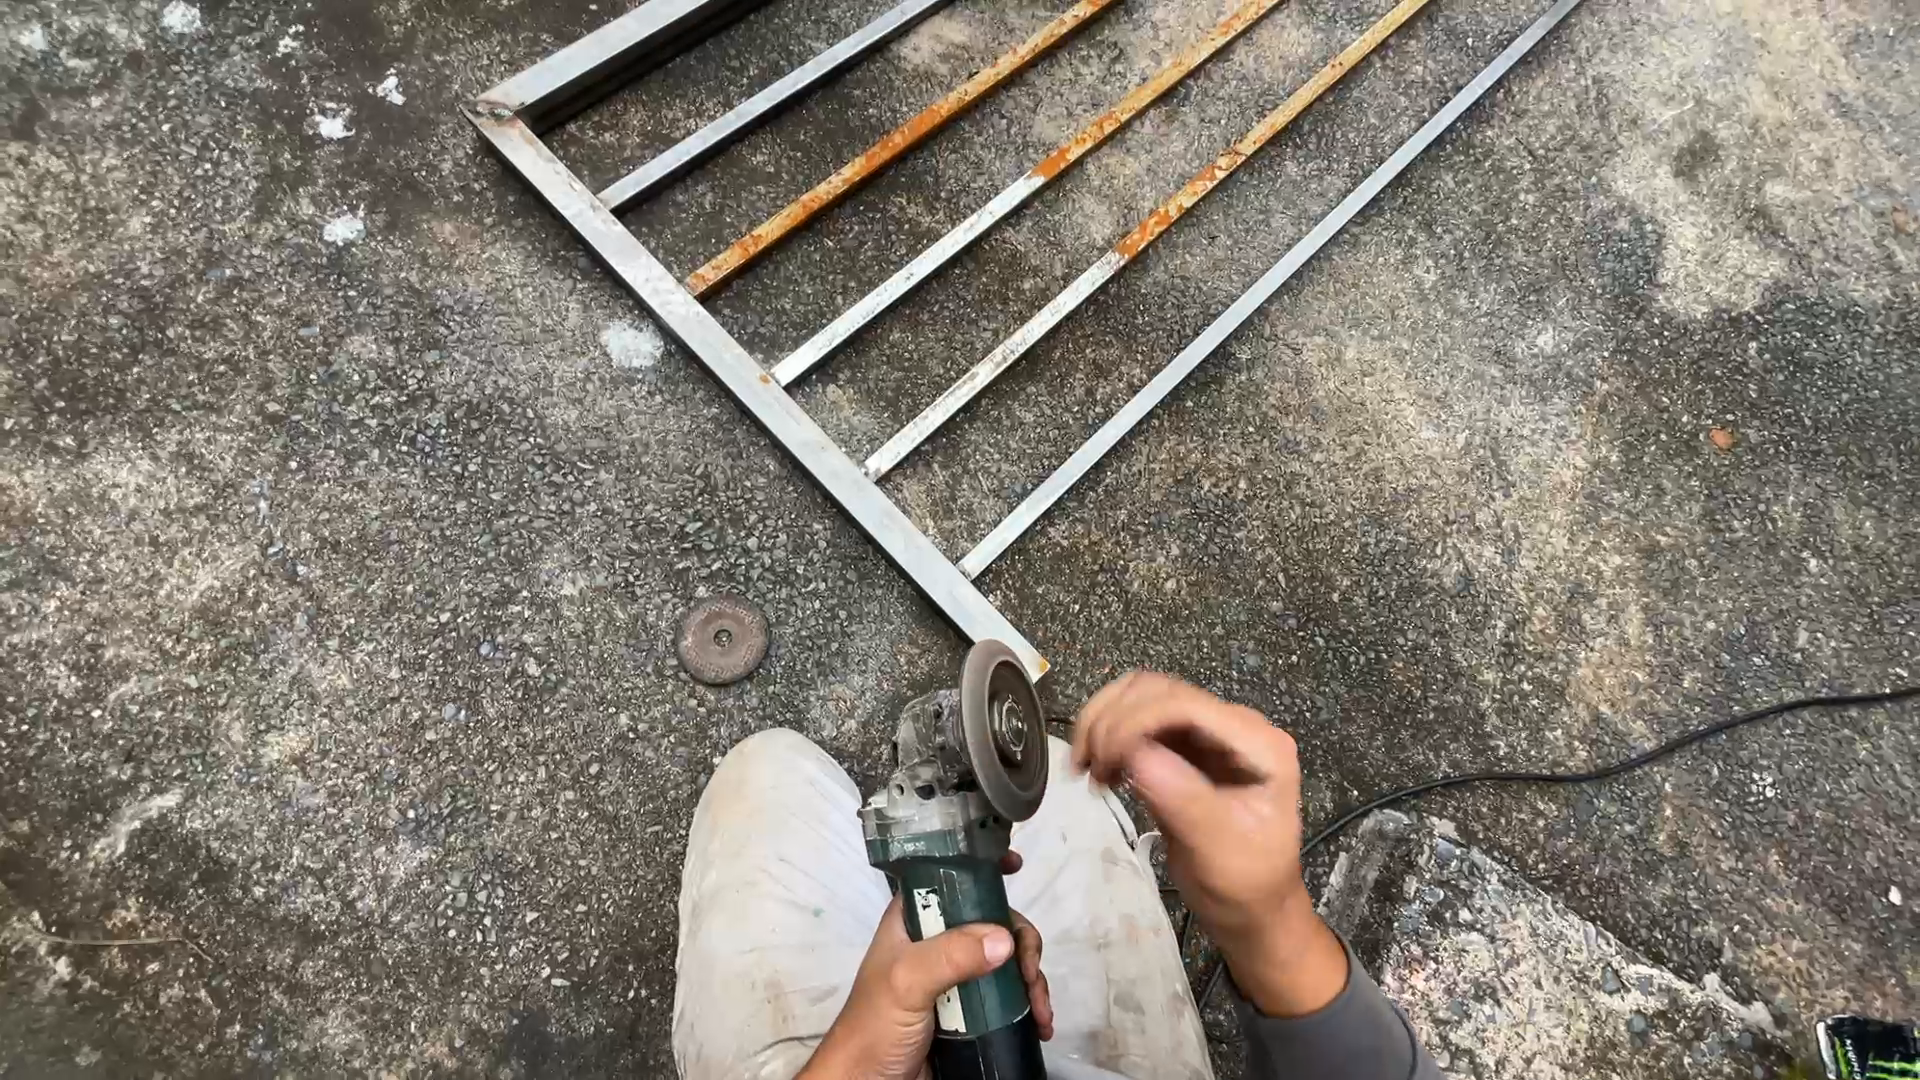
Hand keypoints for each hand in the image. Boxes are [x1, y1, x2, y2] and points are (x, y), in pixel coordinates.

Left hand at [800, 854, 1052, 1079]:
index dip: (983, 867)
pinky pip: (1009, 995)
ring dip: (1032, 978)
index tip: (1014, 865)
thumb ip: (951, 955)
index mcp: (915, 918)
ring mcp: (956, 975)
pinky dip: (1030, 1004)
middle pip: (992, 918)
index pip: (951, 875)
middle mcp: (938, 939)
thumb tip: (1005, 939)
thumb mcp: (907, 981)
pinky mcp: (971, 1011)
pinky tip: (1041, 1024)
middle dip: (1021, 939)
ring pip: (1006, 958)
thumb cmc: (874, 1025)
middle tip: (1031, 970)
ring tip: (1041, 1011)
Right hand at [1073, 671, 1346, 1016]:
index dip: (1135, 721)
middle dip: (1113, 719)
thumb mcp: (1219, 850)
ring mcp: (1204, 731)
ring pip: (1140, 696)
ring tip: (1084, 764)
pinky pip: (1134, 718)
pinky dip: (1107, 734)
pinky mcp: (1180, 743)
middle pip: (1158, 691)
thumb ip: (1182, 797)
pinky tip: (1096, 768)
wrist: (1249, 912)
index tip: (1103, 760)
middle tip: (1085, 765)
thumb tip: (1132, 753)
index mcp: (1257, 743)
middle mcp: (1231, 724)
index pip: (1186, 704)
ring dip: (1103, 721)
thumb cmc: (1243, 885)